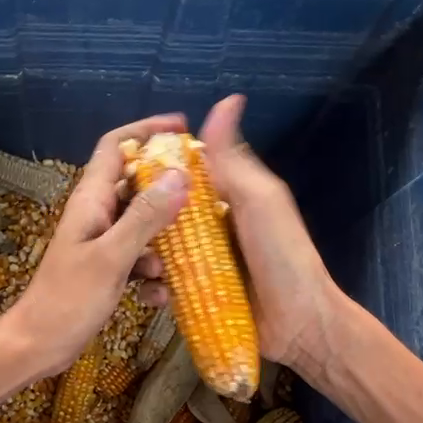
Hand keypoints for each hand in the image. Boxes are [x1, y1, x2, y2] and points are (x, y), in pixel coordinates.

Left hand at [1, 114, 189, 374]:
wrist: (37, 345)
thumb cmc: (68, 300)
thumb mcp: (111, 257)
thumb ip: (144, 217)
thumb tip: (179, 176)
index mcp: (91, 201)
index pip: (116, 146)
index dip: (146, 131)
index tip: (182, 130)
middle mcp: (96, 215)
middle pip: (137, 185)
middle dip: (169, 192)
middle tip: (202, 199)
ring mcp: (100, 244)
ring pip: (142, 227)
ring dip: (162, 244)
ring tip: (177, 263)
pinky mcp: (105, 271)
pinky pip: (137, 261)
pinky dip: (150, 275)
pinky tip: (157, 298)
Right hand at [136, 95, 348, 376]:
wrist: (298, 323)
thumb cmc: (282, 255)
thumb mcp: (260, 200)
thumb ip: (233, 159)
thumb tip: (227, 99)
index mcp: (225, 199)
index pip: (180, 180)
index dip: (152, 177)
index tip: (124, 179)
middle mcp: (210, 229)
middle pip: (162, 217)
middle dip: (141, 224)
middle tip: (129, 231)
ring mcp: (200, 266)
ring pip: (157, 254)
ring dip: (145, 260)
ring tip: (147, 268)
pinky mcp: (194, 300)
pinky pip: (164, 290)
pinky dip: (155, 291)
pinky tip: (154, 295)